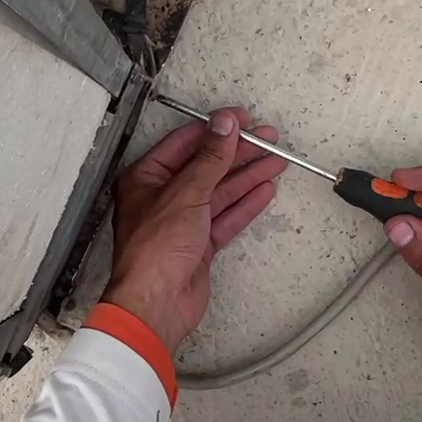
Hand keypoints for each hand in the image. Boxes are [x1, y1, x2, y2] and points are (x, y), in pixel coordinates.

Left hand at [103, 108, 289, 350]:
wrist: (156, 302)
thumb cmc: (153, 252)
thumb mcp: (185, 193)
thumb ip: (209, 158)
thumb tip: (224, 125)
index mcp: (145, 178)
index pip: (185, 143)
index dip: (216, 129)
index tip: (243, 119)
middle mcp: (161, 197)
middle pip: (206, 166)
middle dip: (238, 152)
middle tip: (268, 139)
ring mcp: (181, 222)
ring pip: (220, 191)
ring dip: (247, 176)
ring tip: (276, 161)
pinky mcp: (198, 244)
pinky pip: (225, 217)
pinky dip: (245, 204)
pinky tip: (263, 189)